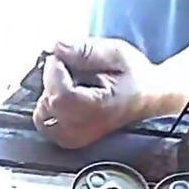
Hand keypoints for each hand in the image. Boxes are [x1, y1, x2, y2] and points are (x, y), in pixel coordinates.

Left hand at [33, 38, 177, 149]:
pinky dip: (48, 109)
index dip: (53, 72)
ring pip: (41, 116)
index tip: (60, 56)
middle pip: (48, 104)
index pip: (59, 95)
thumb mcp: (116, 53)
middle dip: (51, 81)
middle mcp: (82, 130)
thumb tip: (57, 46)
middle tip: (68, 69)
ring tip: (68, 84)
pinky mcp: (68, 141)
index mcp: (97, 109)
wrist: (146, 99)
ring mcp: (74, 139)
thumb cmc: (134, 76)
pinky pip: (45, 125)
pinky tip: (64, 98)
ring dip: (48, 95)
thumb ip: (85, 51)